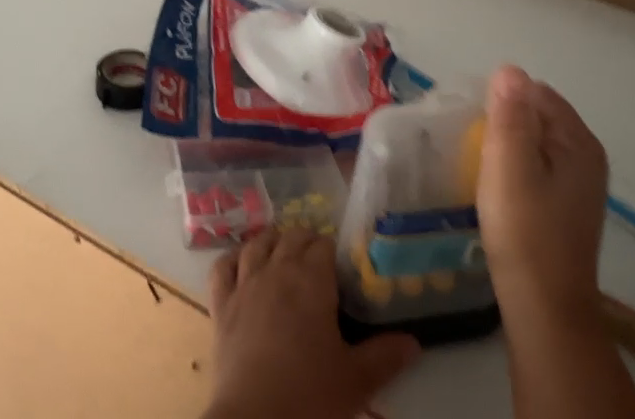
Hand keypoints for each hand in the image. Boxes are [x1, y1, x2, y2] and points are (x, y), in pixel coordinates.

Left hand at [201, 227, 420, 418]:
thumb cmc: (311, 395)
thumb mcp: (357, 379)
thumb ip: (386, 356)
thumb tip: (414, 343)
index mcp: (311, 281)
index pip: (324, 245)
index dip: (334, 252)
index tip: (344, 269)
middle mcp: (276, 271)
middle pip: (291, 238)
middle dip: (307, 243)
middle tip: (320, 264)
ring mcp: (244, 285)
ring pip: (256, 244)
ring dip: (272, 242)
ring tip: (283, 251)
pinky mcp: (220, 305)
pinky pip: (222, 268)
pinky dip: (232, 259)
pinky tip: (241, 265)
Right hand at [475, 65, 610, 322]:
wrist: (544, 305)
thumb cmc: (523, 231)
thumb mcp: (509, 166)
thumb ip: (509, 116)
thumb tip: (509, 70)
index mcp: (579, 142)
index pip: (537, 93)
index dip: (501, 99)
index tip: (470, 120)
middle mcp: (586, 158)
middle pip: (538, 116)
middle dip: (503, 120)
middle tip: (467, 140)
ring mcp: (578, 185)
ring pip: (535, 144)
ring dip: (506, 145)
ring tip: (475, 162)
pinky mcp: (565, 207)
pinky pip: (536, 168)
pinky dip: (513, 168)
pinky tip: (494, 187)